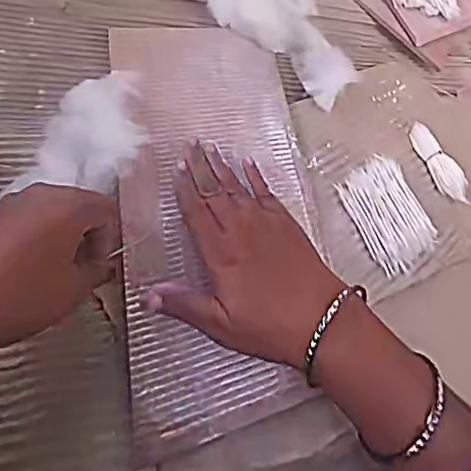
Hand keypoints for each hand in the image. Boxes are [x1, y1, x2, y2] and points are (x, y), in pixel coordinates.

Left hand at [0, 183, 120, 350]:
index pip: (106, 208)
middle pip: (78, 205)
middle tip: (82, 270)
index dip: (111, 238)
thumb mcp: (72, 291)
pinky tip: (24, 271)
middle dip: (86, 235)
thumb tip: (103, 266)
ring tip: (52, 274)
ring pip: (51, 211)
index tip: (102, 265)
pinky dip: (34, 238)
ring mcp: (12, 202)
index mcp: (69, 204)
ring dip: (60, 236)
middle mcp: (42, 193)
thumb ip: (97, 272)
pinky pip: (26, 219)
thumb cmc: (20, 297)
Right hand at [144, 141, 342, 367]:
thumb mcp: (221, 324)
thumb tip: (150, 296)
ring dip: (221, 165)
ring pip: (236, 186)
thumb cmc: (270, 325)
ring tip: (210, 147)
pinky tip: (247, 163)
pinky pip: (264, 190)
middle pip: (213, 190)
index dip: (185, 188)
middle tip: (190, 146)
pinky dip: (254, 175)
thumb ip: (185, 305)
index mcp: (220, 252)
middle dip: (200, 166)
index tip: (177, 169)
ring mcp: (263, 222)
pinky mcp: (284, 222)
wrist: (320, 318)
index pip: (195, 212)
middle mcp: (239, 229)